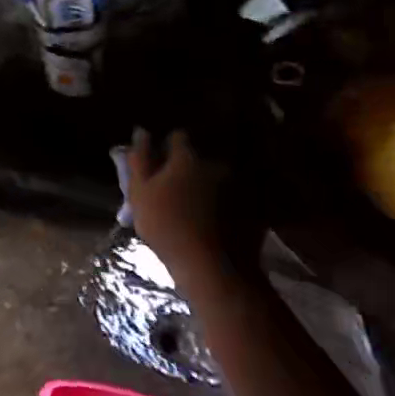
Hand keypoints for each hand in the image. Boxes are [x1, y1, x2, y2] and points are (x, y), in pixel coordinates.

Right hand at [126, 128, 255, 267]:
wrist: (212, 265)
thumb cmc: (165, 226)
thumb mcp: (139, 193)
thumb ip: (139, 160)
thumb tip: (142, 131)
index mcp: (186, 159)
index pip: (178, 138)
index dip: (167, 147)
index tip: (160, 160)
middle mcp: (217, 164)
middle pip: (200, 159)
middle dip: (190, 168)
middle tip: (176, 189)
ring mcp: (239, 184)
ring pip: (218, 178)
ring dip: (208, 186)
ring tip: (197, 207)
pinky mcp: (255, 206)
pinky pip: (236, 197)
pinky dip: (226, 203)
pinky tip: (215, 220)